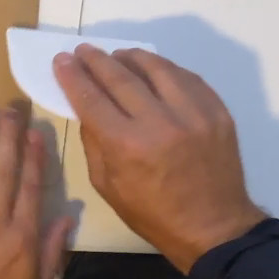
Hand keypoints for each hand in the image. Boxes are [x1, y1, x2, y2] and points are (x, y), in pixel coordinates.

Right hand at [53, 45, 264, 273]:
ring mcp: (193, 113)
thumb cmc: (151, 213)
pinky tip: (153, 69)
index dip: (72, 75)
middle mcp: (159, 122)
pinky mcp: (217, 112)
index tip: (61, 60)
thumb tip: (86, 107)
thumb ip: (93, 141)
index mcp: (126, 145)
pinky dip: (165, 69)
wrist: (214, 228)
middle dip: (97, 60)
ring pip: (157, 68)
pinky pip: (187, 77)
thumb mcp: (106, 185)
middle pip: (121, 76)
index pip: (91, 97)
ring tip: (118, 55)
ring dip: (132, 57)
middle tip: (84, 50)